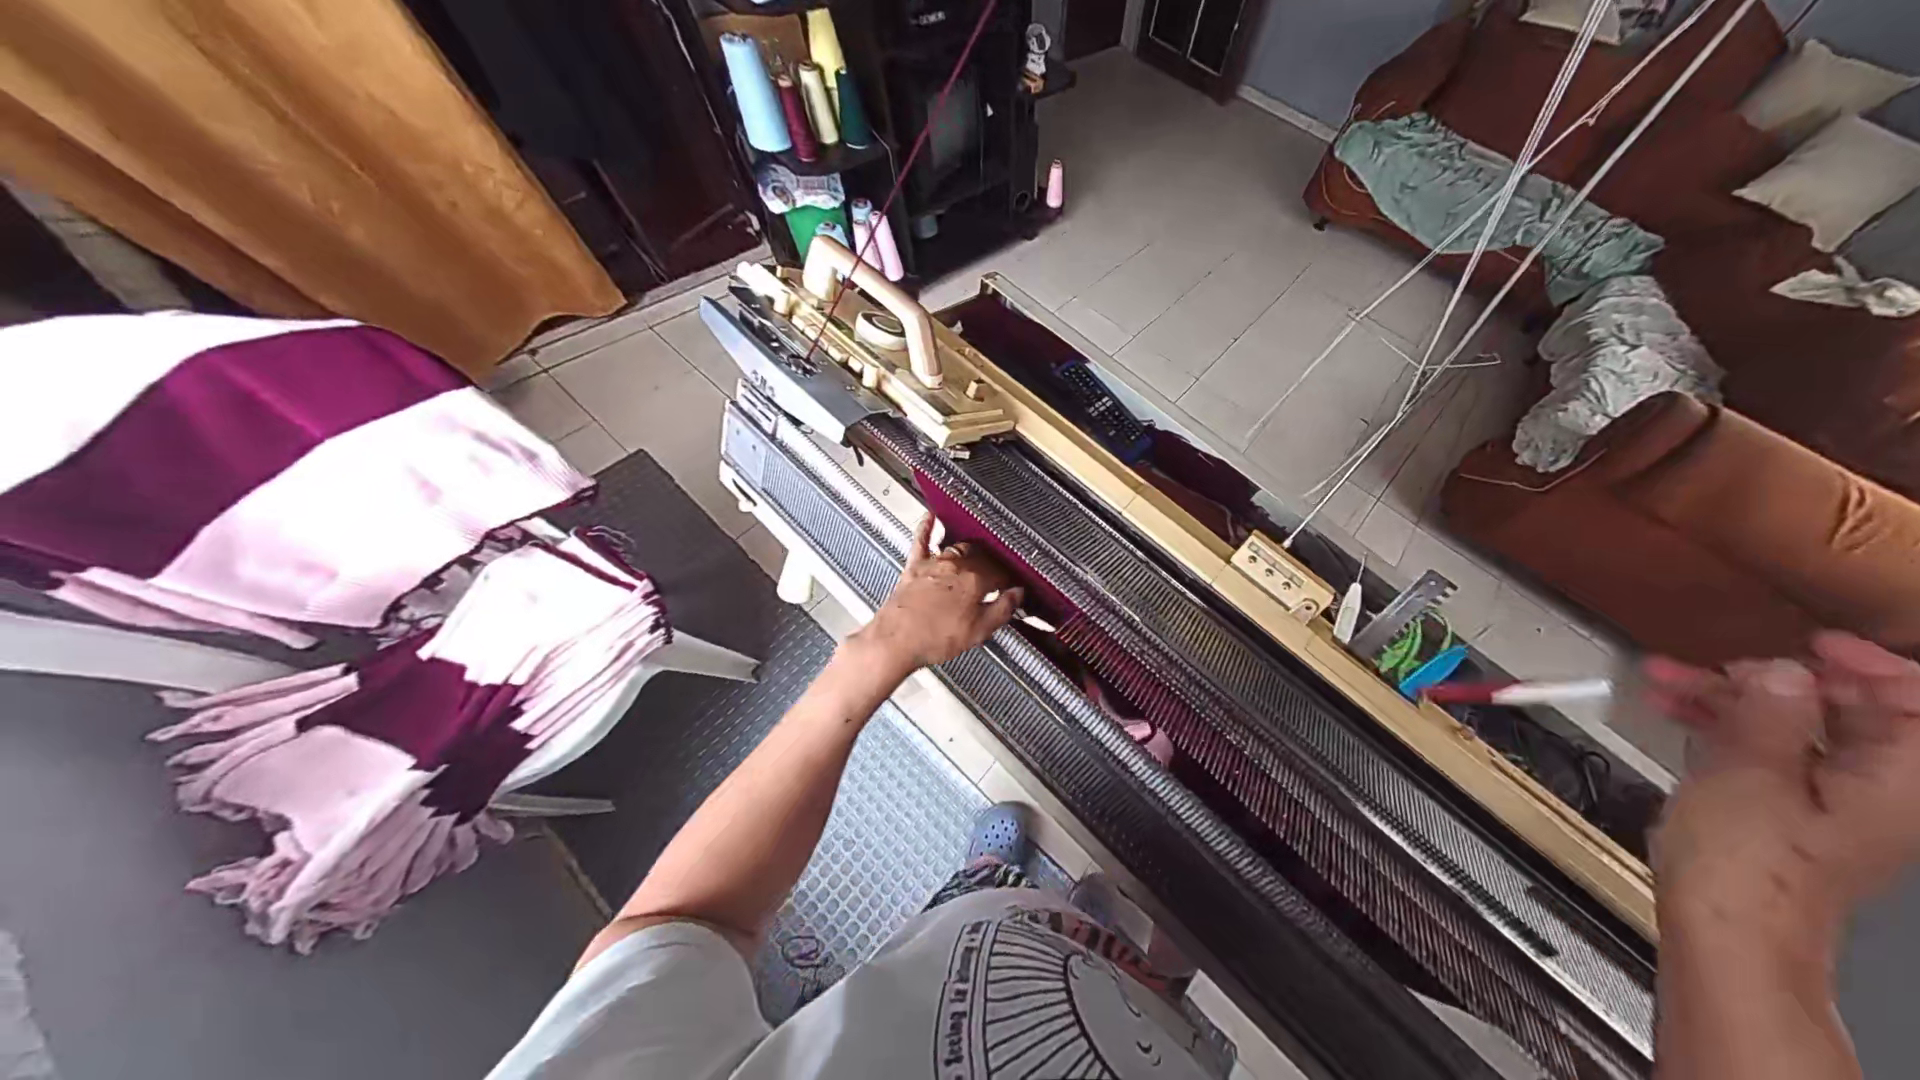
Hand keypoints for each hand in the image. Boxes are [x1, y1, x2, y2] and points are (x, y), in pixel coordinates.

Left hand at [849, 514, 1023, 675]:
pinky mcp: (914, 567)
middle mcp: (955, 567)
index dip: (1009, 580)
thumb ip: (1003, 609)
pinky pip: (922, 539)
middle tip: (998, 573)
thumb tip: (1017, 595)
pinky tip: (931, 516)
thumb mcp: (979, 631)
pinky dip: (927, 526)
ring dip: (971, 550)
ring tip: (979, 554)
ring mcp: (934, 564)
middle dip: (993, 564)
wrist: (897, 640)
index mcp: (975, 580)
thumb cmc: (933, 637)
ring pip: (958, 547)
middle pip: (981, 557)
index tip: (1012, 586)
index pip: (1000, 573)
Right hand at [1644, 632, 1919, 940]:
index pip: (1916, 704)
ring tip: (1665, 678)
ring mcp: (1828, 795)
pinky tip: (1672, 708)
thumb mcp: (1748, 775)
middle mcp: (1877, 786)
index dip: (1873, 665)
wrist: (1725, 924)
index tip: (1812, 644)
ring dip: (1730, 697)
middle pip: (1845, 710)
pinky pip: (1764, 746)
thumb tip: (1782, 669)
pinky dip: (1720, 722)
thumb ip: (1768, 714)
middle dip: (1774, 678)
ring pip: (1792, 725)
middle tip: (1715, 663)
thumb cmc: (1746, 860)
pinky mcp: (1784, 802)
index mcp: (1897, 781)